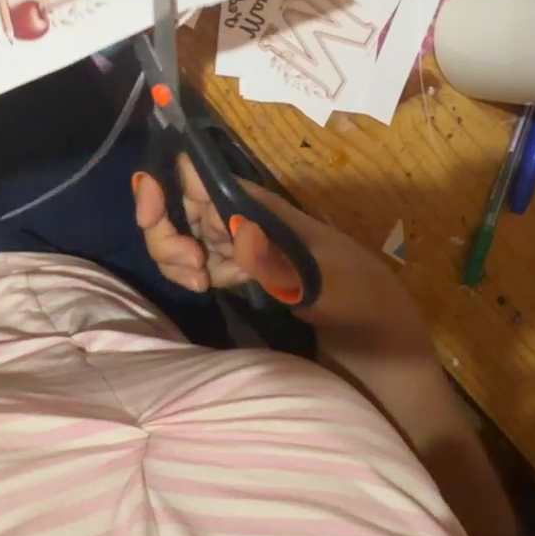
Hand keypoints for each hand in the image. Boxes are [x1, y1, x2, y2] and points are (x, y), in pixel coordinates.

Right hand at [134, 158, 420, 346]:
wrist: (382, 354)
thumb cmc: (360, 302)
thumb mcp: (322, 280)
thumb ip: (273, 258)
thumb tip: (228, 227)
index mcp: (265, 208)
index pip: (207, 181)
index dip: (173, 186)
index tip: (152, 208)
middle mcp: (248, 223)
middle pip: (187, 208)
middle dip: (168, 229)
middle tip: (188, 264)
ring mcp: (243, 253)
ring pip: (187, 237)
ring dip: (175, 254)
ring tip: (196, 281)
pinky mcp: (240, 280)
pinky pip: (199, 265)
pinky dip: (188, 273)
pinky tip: (201, 287)